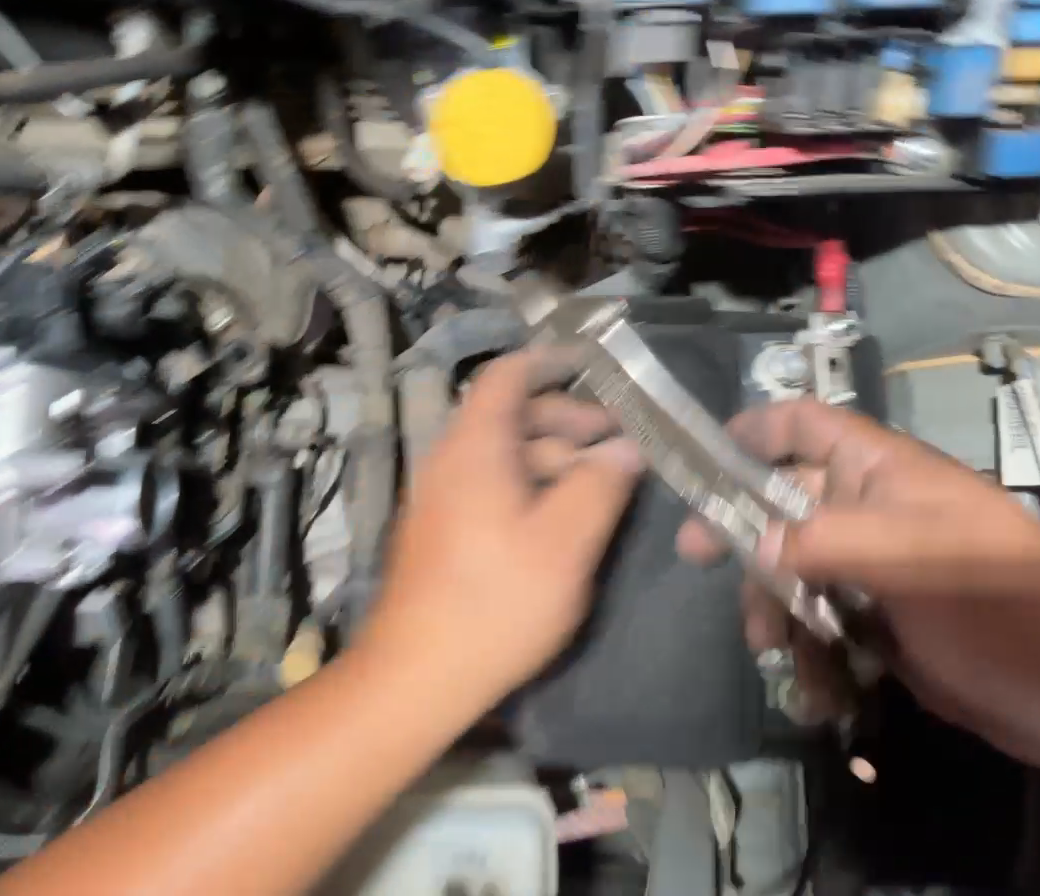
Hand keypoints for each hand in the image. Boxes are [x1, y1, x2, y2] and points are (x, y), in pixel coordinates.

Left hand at [362, 350, 644, 708]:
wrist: (415, 675)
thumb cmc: (495, 603)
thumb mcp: (563, 544)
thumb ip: (598, 486)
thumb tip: (625, 447)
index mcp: (474, 447)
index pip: (507, 376)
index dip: (549, 363)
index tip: (593, 367)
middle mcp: (449, 459)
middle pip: (509, 415)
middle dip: (566, 420)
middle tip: (617, 442)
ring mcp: (439, 495)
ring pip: (502, 454)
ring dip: (551, 457)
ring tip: (598, 483)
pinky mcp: (440, 528)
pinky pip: (488, 485)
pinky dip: (528, 485)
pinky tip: (559, 518)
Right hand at [678, 400, 1039, 770]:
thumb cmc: (997, 605)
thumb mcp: (903, 560)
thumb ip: (815, 541)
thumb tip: (747, 540)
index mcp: (879, 472)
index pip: (805, 423)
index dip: (752, 428)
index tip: (701, 458)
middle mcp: (871, 510)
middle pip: (781, 502)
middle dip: (741, 534)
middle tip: (694, 558)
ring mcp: (875, 568)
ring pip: (794, 570)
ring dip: (775, 608)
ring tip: (775, 651)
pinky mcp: (882, 622)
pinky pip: (821, 623)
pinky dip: (811, 652)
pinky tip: (818, 688)